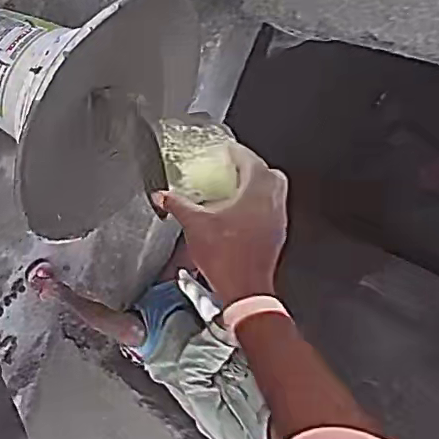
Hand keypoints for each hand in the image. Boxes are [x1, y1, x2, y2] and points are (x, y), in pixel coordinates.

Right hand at [155, 142, 288, 305]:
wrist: (245, 290)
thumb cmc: (225, 256)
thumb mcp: (194, 224)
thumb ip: (177, 205)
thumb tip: (161, 196)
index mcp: (256, 195)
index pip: (252, 162)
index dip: (238, 152)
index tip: (226, 149)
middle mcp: (272, 205)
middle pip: (272, 175)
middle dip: (253, 167)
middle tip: (232, 165)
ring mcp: (277, 221)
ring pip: (275, 193)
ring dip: (257, 185)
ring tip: (234, 187)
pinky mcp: (276, 236)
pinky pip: (271, 209)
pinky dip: (258, 203)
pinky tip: (237, 211)